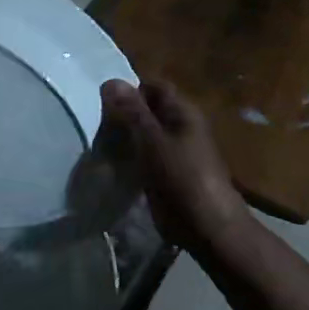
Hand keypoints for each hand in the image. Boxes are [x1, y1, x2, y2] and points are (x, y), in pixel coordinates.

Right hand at [101, 79, 248, 258]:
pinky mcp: (170, 174)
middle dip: (124, 116)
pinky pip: (146, 157)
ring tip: (102, 148)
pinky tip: (113, 167)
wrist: (208, 228)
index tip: (105, 104)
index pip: (152, 86)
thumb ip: (132, 112)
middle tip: (100, 128)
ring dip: (125, 139)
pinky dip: (131, 159)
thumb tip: (110, 81)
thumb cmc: (183, 178)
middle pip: (147, 110)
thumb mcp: (153, 140)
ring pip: (144, 135)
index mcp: (183, 111)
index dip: (130, 91)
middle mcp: (181, 126)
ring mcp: (177, 151)